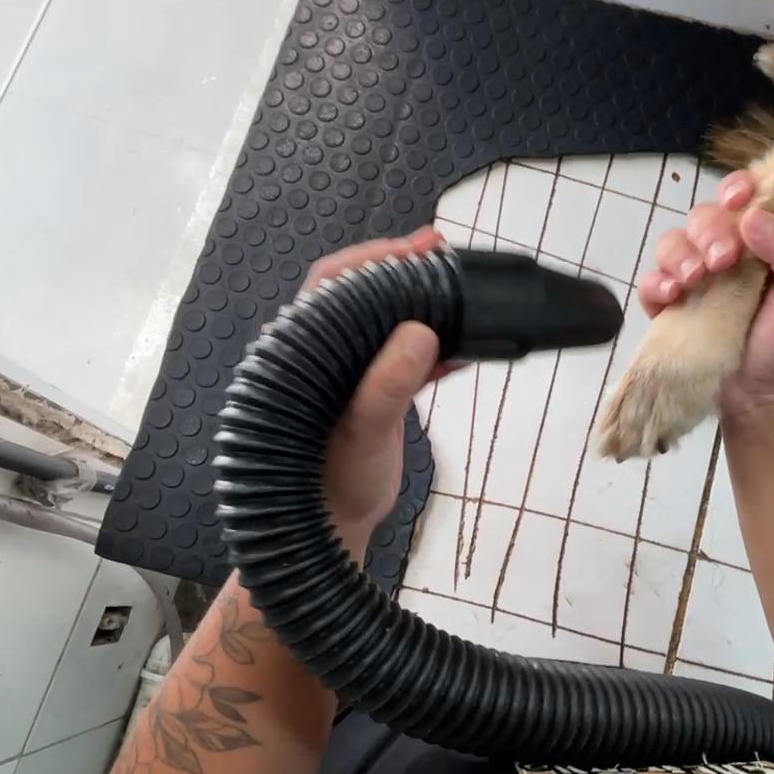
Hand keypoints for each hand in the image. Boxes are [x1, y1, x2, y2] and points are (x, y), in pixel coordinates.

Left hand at [305, 229, 458, 549]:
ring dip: (422, 306)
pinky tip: (466, 345)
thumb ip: (386, 386)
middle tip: (442, 254)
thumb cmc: (335, 482)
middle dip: (402, 272)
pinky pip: (408, 359)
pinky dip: (436, 350)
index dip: (373, 258)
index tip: (417, 247)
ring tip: (459, 288)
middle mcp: (328, 355)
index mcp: (307, 353)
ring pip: (387, 324)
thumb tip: (421, 334)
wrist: (336, 526)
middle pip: (363, 295)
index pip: (332, 284)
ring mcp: (354, 374)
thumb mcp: (362, 433)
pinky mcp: (377, 394)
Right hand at [637, 172, 773, 429]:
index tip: (737, 199)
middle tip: (722, 262)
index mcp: (765, 244)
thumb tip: (750, 216)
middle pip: (702, 218)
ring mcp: (696, 285)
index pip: (745, 200)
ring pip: (672, 246)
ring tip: (694, 281)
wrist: (768, 402)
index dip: (736, 190)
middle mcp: (727, 258)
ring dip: (678, 255)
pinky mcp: (671, 313)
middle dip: (707, 231)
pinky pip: (650, 285)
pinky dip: (654, 284)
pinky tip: (670, 297)